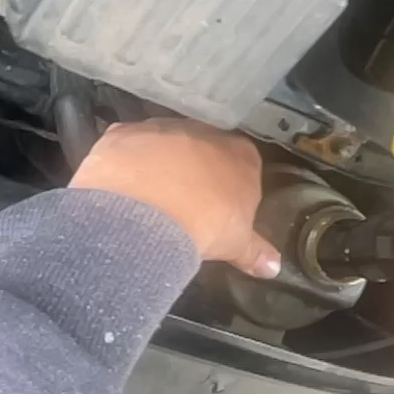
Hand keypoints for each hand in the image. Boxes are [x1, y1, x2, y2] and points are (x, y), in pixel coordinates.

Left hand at [70, 119, 281, 278]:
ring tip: (148, 197)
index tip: (219, 207)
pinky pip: (126, 144)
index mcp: (240, 153)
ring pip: (162, 142)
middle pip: (201, 148)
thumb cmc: (205, 224)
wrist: (147, 210)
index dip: (229, 186)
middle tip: (182, 203)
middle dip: (192, 171)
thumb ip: (255, 251)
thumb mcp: (236, 243)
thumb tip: (273, 266)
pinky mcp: (124, 132)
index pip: (242, 164)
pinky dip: (124, 160)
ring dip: (157, 163)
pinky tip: (120, 183)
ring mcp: (161, 127)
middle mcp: (202, 130)